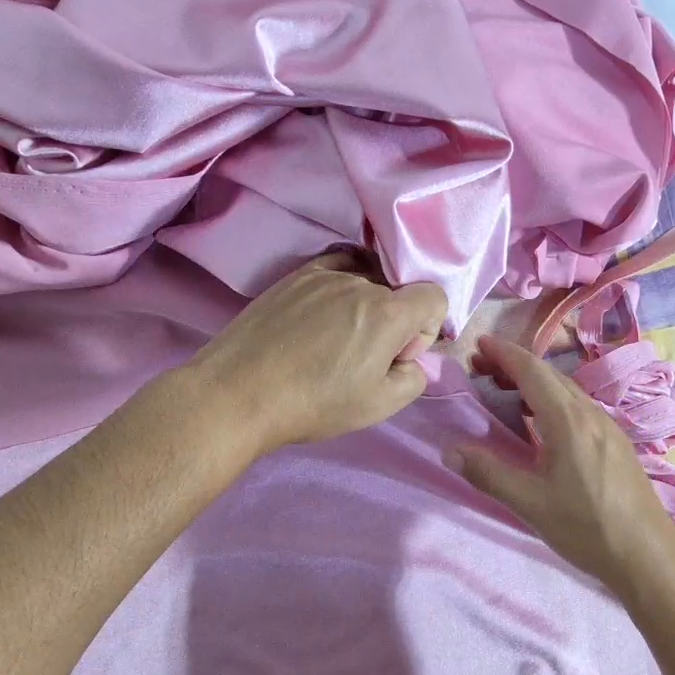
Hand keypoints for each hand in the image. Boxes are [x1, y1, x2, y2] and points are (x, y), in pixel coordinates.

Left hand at [188, 250, 448, 455]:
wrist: (239, 394)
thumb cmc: (315, 404)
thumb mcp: (381, 406)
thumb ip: (415, 377)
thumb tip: (410, 359)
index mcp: (388, 313)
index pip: (435, 296)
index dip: (427, 328)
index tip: (399, 357)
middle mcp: (360, 282)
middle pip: (399, 291)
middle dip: (396, 320)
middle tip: (367, 356)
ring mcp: (324, 274)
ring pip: (368, 280)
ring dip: (366, 306)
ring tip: (337, 340)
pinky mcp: (295, 277)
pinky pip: (337, 268)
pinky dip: (343, 285)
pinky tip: (325, 313)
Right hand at [449, 335, 674, 594]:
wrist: (647, 554)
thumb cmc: (587, 528)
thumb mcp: (530, 504)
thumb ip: (488, 474)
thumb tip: (449, 450)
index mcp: (569, 420)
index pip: (532, 371)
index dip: (504, 354)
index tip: (478, 346)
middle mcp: (592, 415)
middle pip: (550, 376)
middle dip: (515, 366)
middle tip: (482, 370)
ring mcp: (609, 429)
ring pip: (567, 392)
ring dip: (535, 384)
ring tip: (507, 393)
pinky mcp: (617, 445)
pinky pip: (580, 409)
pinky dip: (553, 402)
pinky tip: (543, 424)